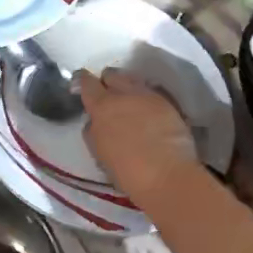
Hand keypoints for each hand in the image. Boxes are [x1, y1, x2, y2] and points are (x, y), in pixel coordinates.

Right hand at [79, 68, 199, 199]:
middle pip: (111, 74)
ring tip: (129, 103)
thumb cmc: (128, 172)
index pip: (87, 82)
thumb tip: (94, 122)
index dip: (83, 81)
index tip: (83, 86)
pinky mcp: (167, 103)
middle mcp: (124, 94)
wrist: (169, 177)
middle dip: (107, 82)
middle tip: (108, 97)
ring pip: (132, 80)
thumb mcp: (99, 153)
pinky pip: (151, 92)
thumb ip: (93, 132)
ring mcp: (148, 96)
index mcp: (102, 107)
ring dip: (127, 88)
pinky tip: (148, 112)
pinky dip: (145, 99)